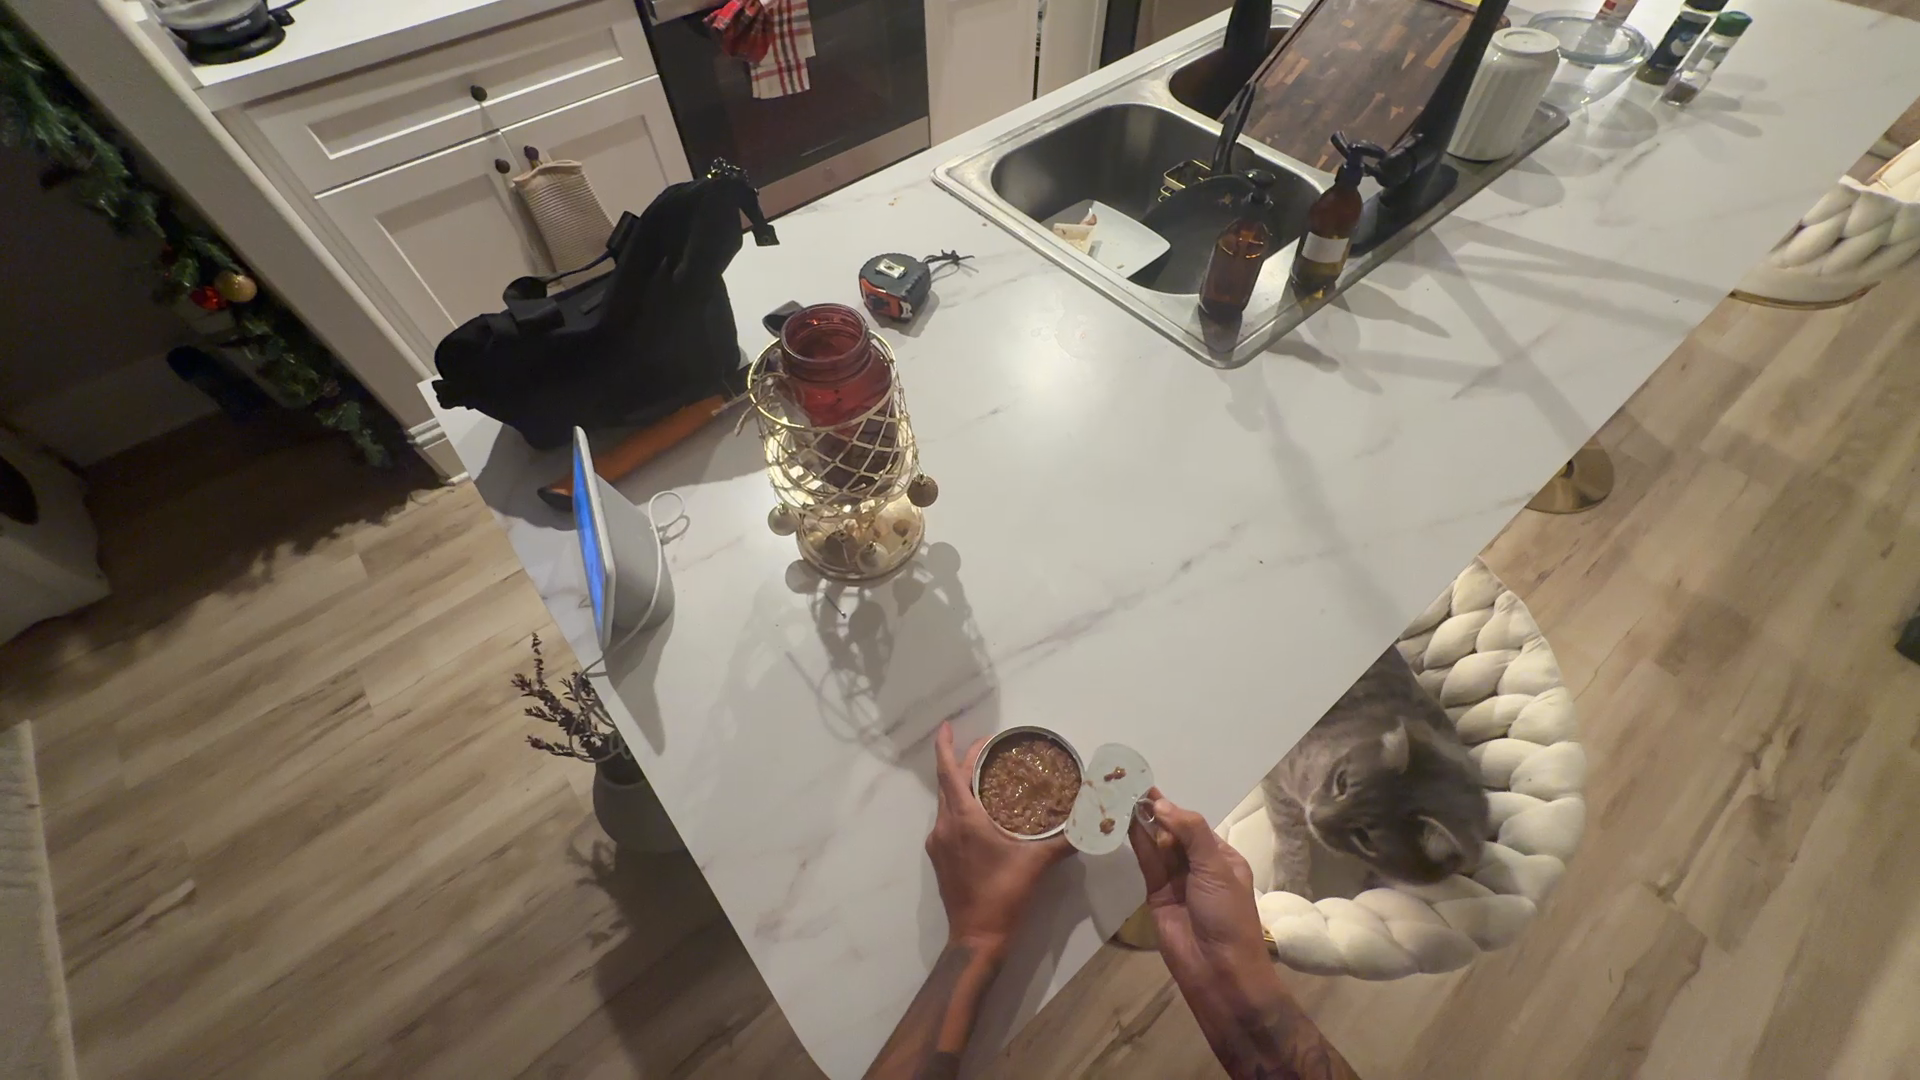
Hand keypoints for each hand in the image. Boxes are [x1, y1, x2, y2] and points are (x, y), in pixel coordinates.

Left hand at [927, 721, 1072, 957]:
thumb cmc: (1003, 895)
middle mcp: (945, 824)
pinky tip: (982, 811)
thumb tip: (1089, 824)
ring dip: (962, 784)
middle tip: (985, 746)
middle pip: (949, 782)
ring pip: (947, 801)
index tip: (947, 726)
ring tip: (986, 774)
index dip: (945, 745)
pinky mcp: (940, 856)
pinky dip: (961, 805)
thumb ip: (1064, 840)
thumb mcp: (1037, 864)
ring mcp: (939, 842)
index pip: (948, 771)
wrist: (976, 939)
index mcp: (964, 818)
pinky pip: (948, 819)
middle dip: (964, 760)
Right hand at [1128, 789, 1283, 1011]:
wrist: (1218, 972)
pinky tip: (1124, 821)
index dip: (1173, 807)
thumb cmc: (1227, 916)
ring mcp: (1176, 879)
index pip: (1194, 824)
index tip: (1148, 786)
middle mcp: (1198, 865)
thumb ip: (1190, 832)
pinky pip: (1146, 861)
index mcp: (1221, 858)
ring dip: (1142, 822)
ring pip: (1157, 843)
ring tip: (1121, 797)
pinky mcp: (1156, 892)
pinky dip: (1136, 841)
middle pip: (1173, 831)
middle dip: (1155, 811)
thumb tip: (1161, 803)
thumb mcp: (1216, 868)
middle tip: (1128, 786)